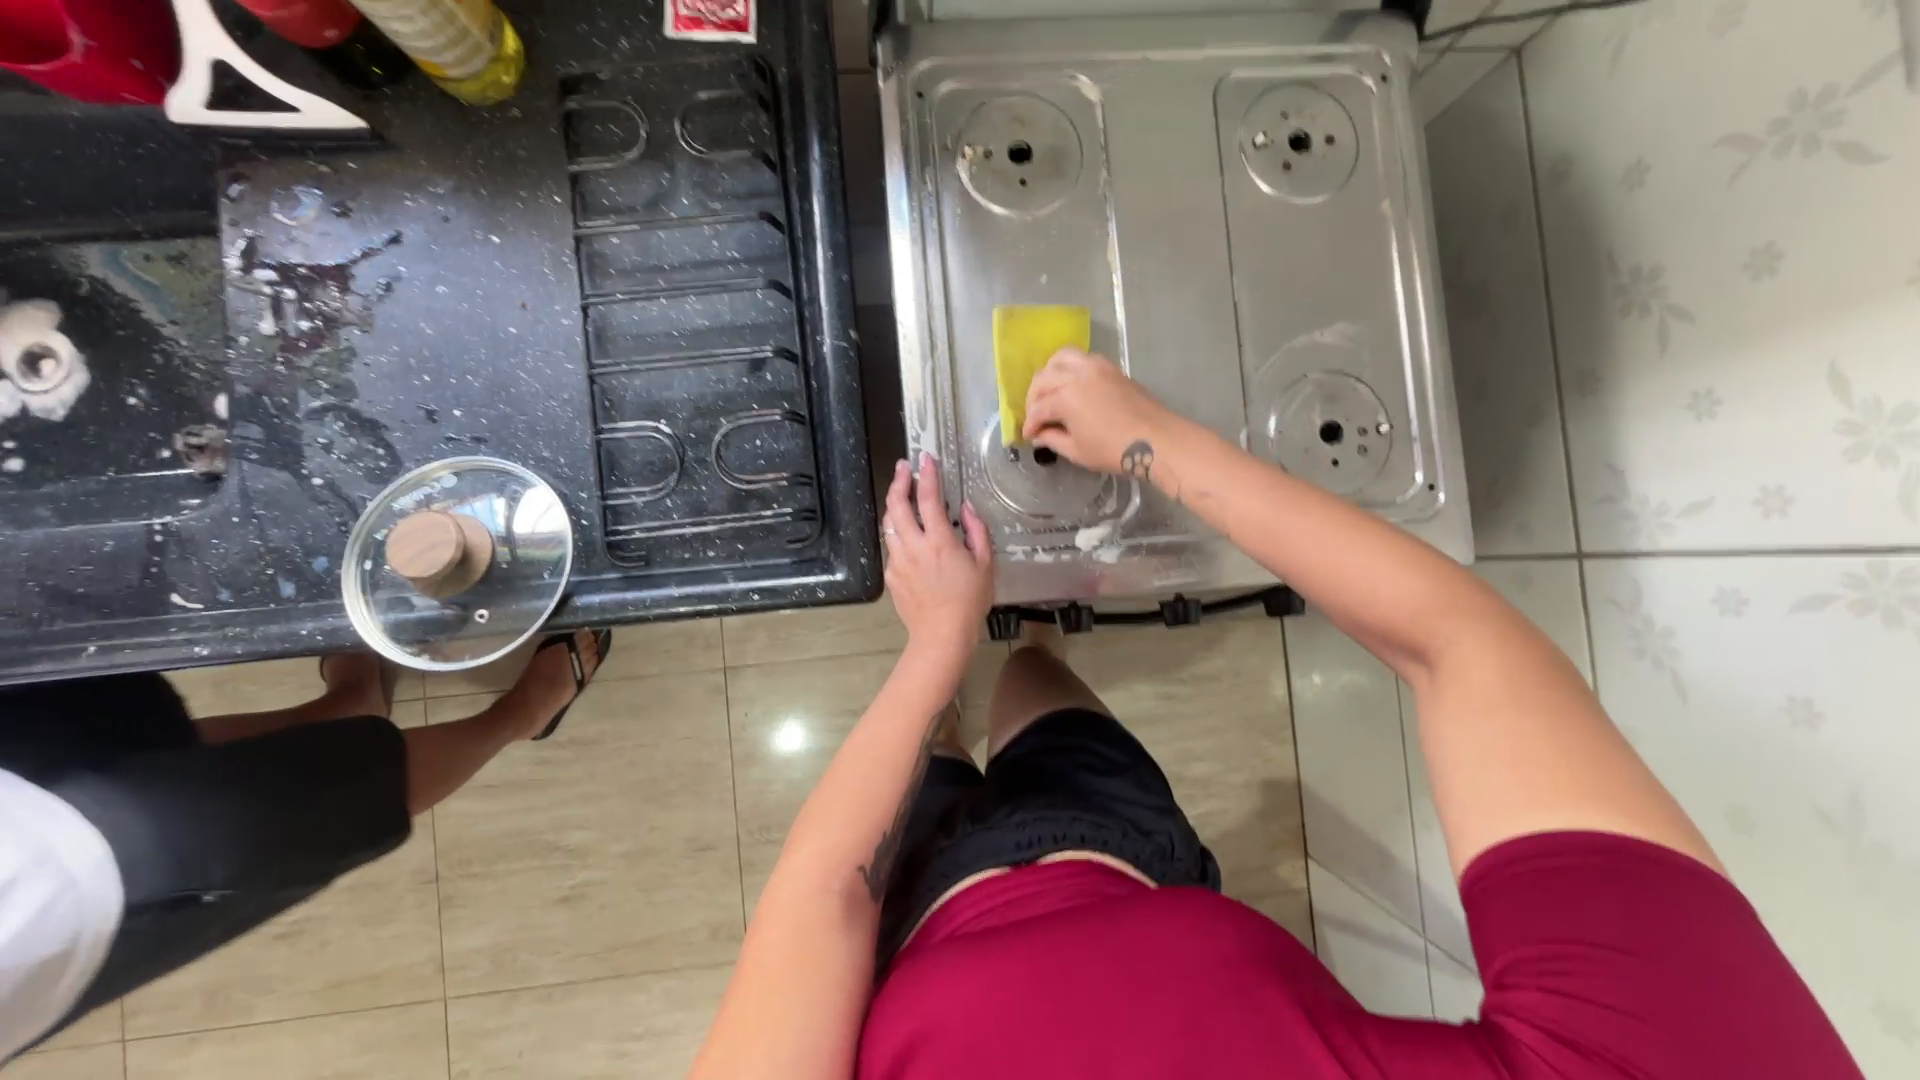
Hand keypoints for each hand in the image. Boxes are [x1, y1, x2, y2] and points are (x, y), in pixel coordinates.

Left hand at [882, 454, 993, 652]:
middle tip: (903, 468)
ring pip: (888, 524)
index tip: (925, 458)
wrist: (941, 634)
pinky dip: (897, 535)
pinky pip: (891, 547)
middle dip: (898, 481)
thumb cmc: (969, 601)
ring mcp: (898, 561)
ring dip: (893, 506)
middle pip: (896, 505)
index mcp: (940, 541)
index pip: (928, 498)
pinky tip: (907, 537)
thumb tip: (966, 508)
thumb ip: (977, 531)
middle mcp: (914, 546)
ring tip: (901, 496)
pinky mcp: (891, 575)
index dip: (926, 474)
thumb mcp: (985, 564)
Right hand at [1022, 347, 1179, 481]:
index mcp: (1066, 397)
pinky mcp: (1111, 368)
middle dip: (1034, 397)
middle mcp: (1077, 375)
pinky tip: (1073, 384)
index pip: (1038, 409)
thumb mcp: (1077, 451)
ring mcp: (1096, 367)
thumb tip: (1040, 435)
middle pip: (1043, 378)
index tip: (1029, 436)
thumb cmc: (1114, 450)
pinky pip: (1083, 358)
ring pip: (1062, 357)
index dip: (1030, 424)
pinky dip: (1071, 367)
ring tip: (1051, 391)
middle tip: (1036, 415)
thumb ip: (1053, 440)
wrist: (1156, 440)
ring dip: (1050, 373)